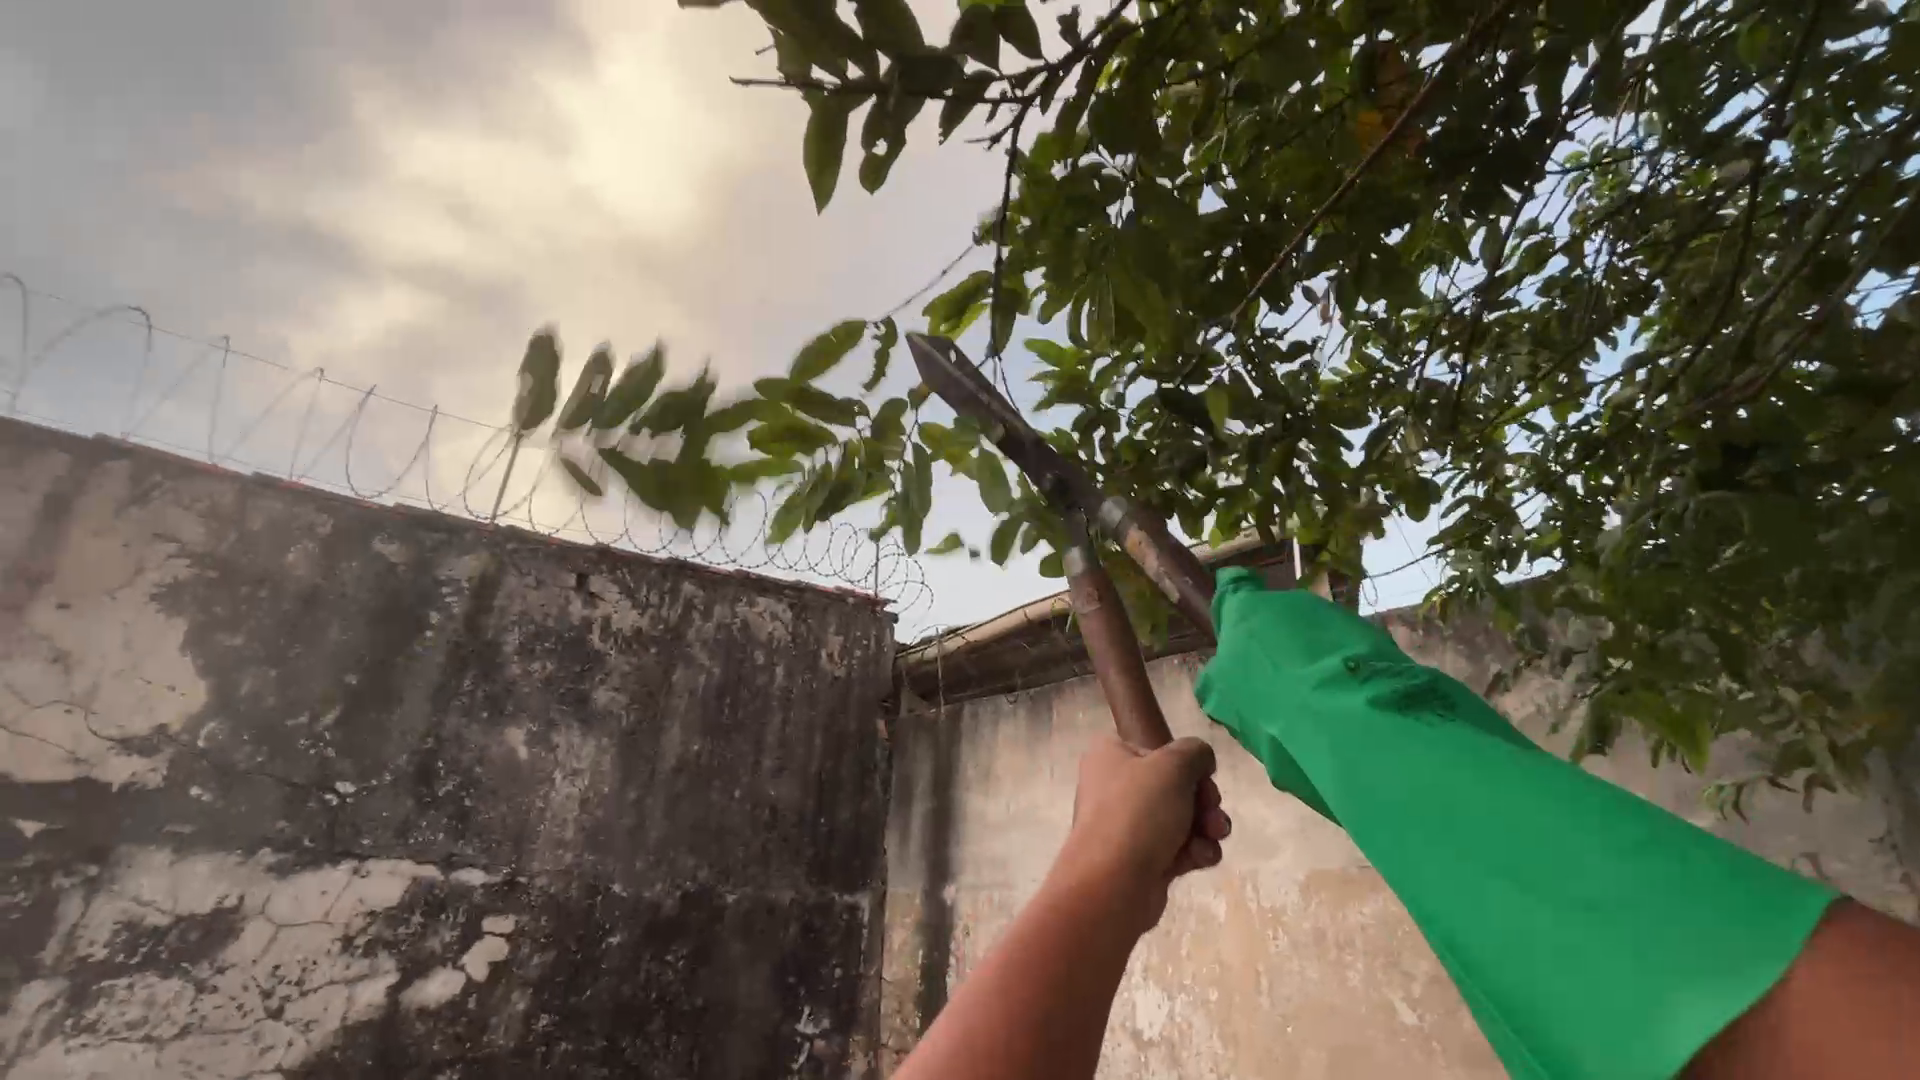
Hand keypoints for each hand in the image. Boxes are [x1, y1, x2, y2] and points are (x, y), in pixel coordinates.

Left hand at [1050, 735, 1230, 932]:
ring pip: (1181, 818)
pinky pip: (1178, 848)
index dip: (1185, 764)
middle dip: (1203, 801)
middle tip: (1212, 811)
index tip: (1203, 778)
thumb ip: (1194, 752)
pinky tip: (1200, 858)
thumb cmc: (1138, 811)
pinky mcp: (1141, 859)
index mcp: (1110, 755)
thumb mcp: (1172, 765)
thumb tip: (1200, 759)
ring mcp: (1126, 825)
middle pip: (1174, 786)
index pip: (1158, 751)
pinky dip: (1194, 851)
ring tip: (1214, 836)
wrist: (1112, 883)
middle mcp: (1114, 787)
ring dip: (1205, 826)